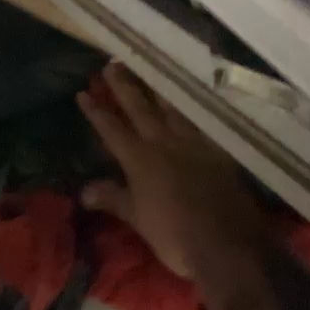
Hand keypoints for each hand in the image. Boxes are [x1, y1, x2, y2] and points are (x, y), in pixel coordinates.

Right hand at [76, 62, 266, 276]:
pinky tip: (193, 99)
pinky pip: (202, 122)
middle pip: (139, 107)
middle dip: (123, 86)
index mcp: (139, 159)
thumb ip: (113, 198)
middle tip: (112, 63)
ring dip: (158, 88)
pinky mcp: (217, 151)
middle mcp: (163, 142)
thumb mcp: (138, 220)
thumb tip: (83, 191)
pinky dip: (193, 109)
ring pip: (171, 107)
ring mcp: (192, 143)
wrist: (228, 246)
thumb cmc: (176, 236)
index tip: (82, 92)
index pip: (111, 129)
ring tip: (150, 68)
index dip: (95, 111)